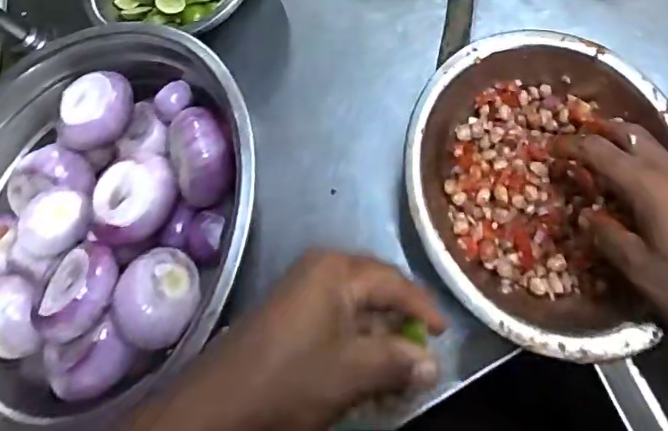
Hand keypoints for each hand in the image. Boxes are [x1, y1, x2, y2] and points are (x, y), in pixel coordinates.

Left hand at [124, 250, 446, 430]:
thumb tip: (432, 362)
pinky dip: (357, 337)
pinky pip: (338, 313)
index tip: (445, 333)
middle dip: (401, 318)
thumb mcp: (351, 373)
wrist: (221, 402)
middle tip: (424, 347)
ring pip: (357, 302)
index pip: (393, 281)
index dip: (422, 306)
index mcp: (337, 268)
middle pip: (375, 286)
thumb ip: (396, 362)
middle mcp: (322, 265)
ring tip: (399, 363)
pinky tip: (367, 364)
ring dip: (380, 332)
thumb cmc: (292, 378)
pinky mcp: (293, 306)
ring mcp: (304, 284)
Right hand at [560, 122, 667, 430]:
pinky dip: (641, 162)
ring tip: (602, 161)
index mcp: (647, 183)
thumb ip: (608, 236)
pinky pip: (665, 164)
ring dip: (621, 143)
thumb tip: (588, 216)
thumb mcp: (641, 270)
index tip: (549, 147)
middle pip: (628, 132)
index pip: (598, 149)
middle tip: (576, 141)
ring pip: (649, 145)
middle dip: (599, 130)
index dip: (570, 145)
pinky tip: (638, 191)